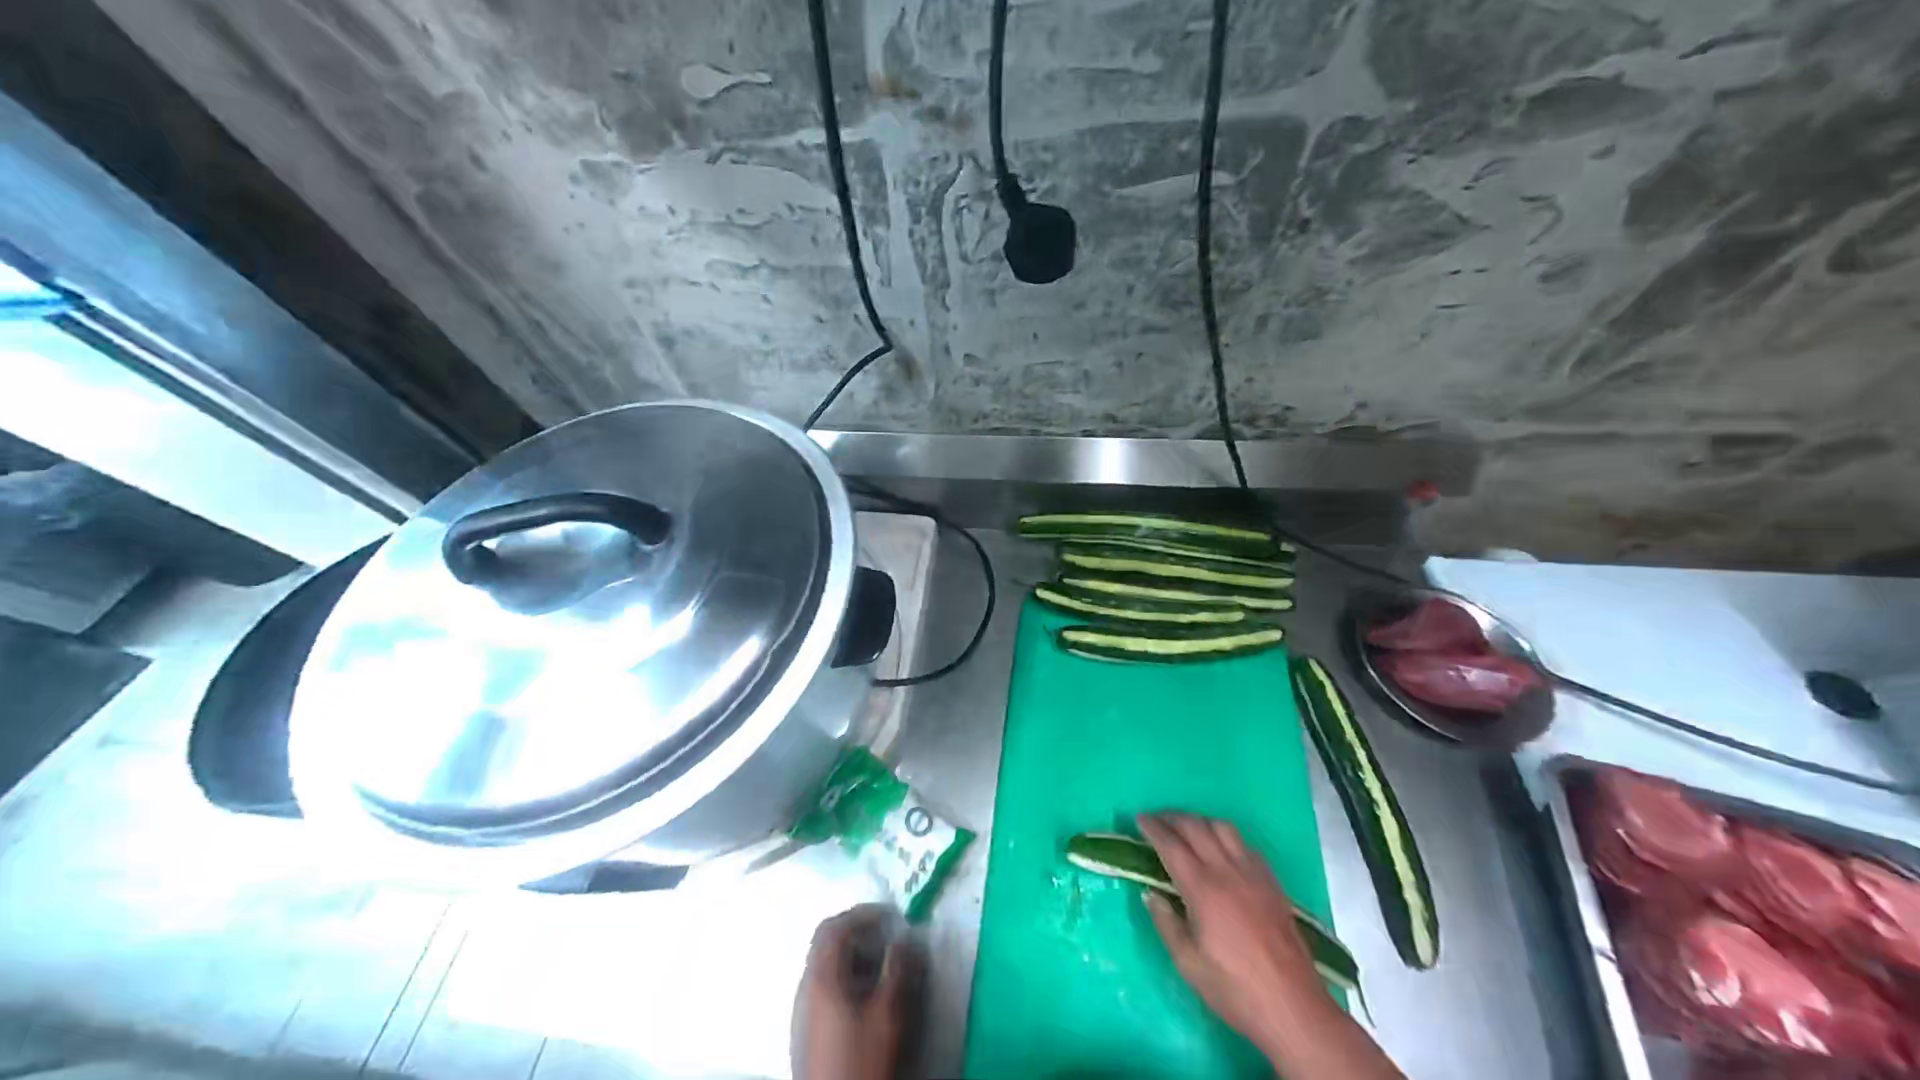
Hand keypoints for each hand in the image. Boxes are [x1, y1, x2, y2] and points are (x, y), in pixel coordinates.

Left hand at [791, 905, 917, 1079]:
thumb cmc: (861, 1060)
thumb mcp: (888, 1013)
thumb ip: (899, 969)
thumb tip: (906, 939)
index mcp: (820, 976)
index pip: (835, 926)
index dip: (864, 914)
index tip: (892, 916)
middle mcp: (805, 986)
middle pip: (826, 942)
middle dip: (859, 932)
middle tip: (888, 937)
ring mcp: (802, 1009)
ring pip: (825, 965)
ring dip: (854, 956)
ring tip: (883, 968)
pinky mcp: (806, 1030)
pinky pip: (824, 987)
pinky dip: (847, 977)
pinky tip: (867, 997)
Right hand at [1139, 814, 1404, 1079]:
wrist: (1294, 1008)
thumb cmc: (1235, 990)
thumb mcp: (1188, 964)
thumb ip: (1166, 922)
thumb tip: (1151, 893)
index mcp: (1203, 890)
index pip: (1171, 845)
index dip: (1152, 828)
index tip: (1138, 818)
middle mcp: (1228, 872)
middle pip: (1196, 827)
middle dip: (1172, 817)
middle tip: (1156, 819)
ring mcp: (1254, 875)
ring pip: (1223, 828)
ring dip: (1200, 821)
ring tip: (1186, 828)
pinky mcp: (1272, 884)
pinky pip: (1245, 844)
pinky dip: (1226, 836)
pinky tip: (1221, 848)